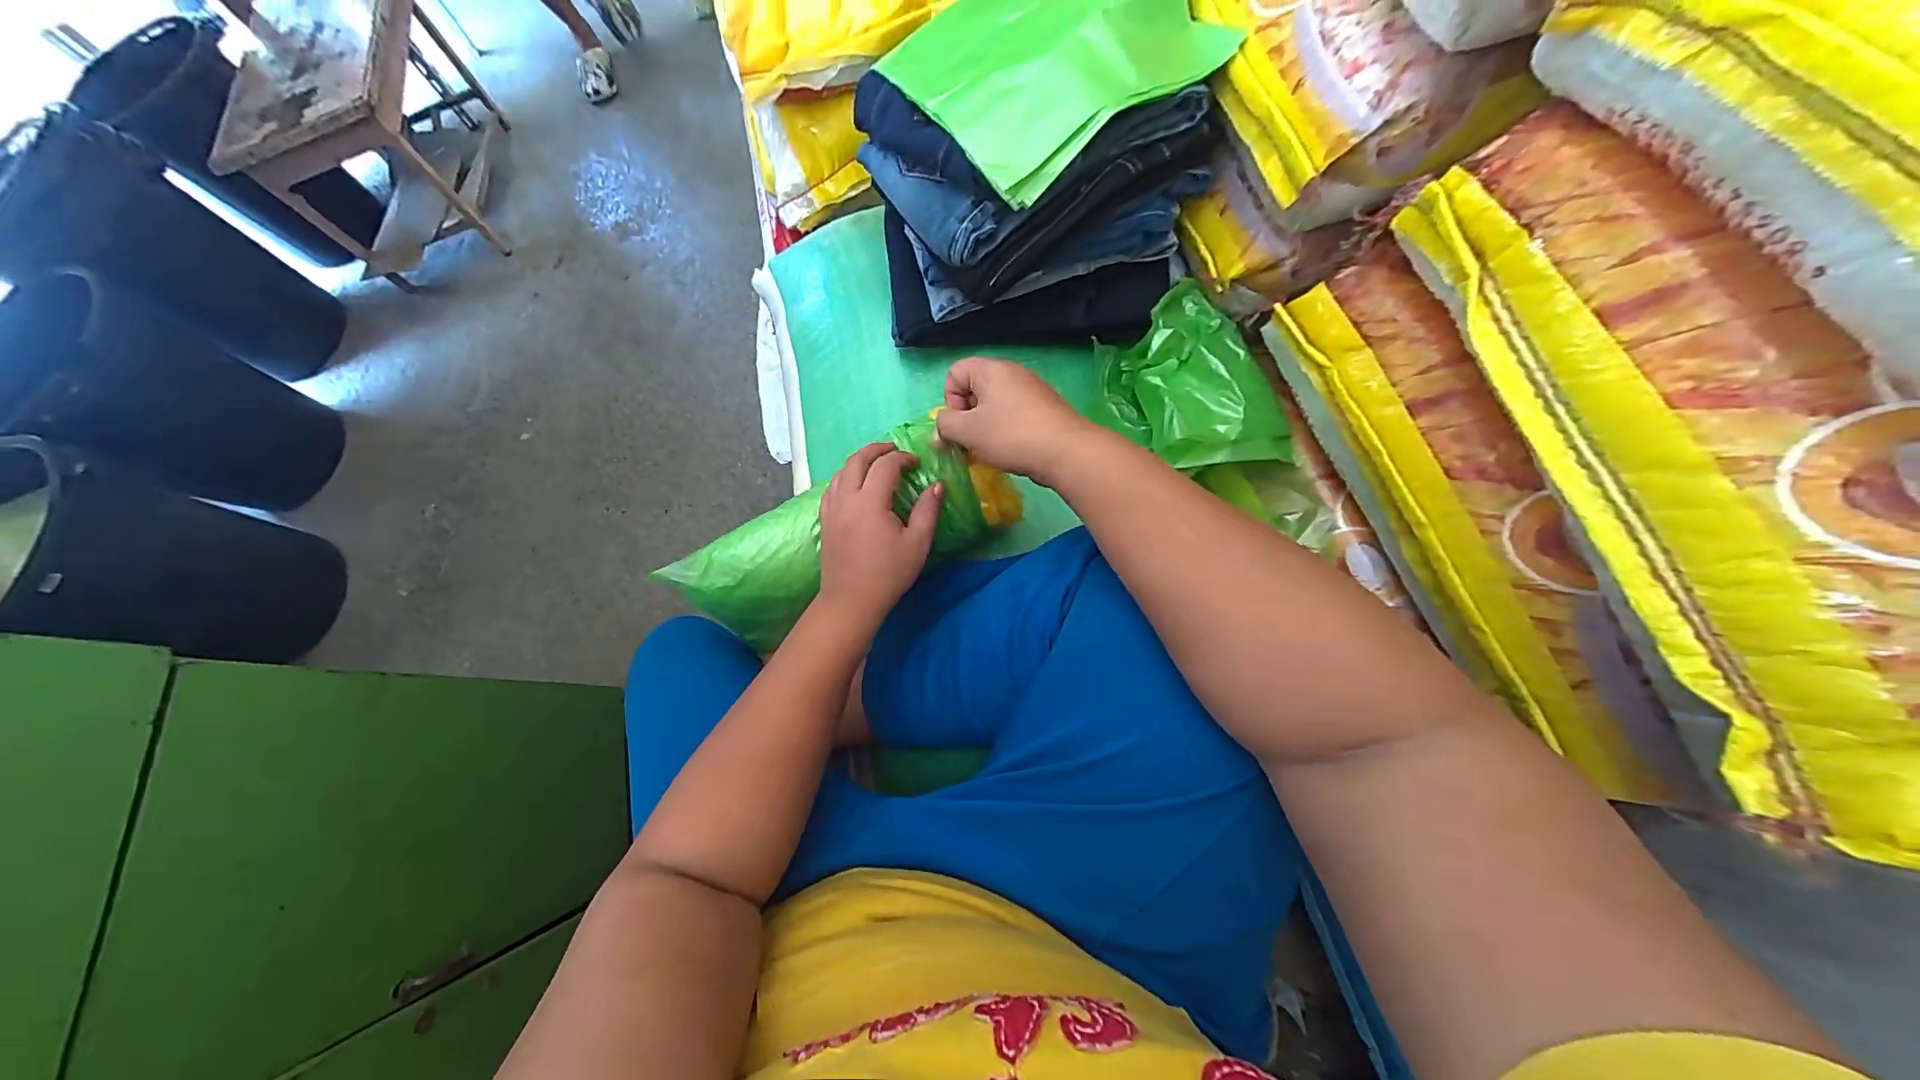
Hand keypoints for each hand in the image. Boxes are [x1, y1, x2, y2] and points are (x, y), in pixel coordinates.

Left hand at [816, 442, 942, 625]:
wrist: (850, 600)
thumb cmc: (888, 574)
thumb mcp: (917, 543)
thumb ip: (928, 510)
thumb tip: (937, 485)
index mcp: (870, 501)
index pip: (885, 465)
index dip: (902, 458)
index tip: (916, 463)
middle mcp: (847, 498)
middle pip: (857, 460)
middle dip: (876, 450)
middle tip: (894, 451)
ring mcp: (831, 508)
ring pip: (840, 472)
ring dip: (859, 462)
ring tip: (875, 464)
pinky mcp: (825, 520)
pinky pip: (831, 488)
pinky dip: (844, 478)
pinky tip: (854, 486)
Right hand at [935, 356, 1105, 485]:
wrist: (1066, 451)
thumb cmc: (1010, 435)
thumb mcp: (967, 431)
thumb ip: (945, 425)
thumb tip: (941, 428)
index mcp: (990, 369)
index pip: (954, 373)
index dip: (949, 400)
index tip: (958, 425)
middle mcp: (1012, 372)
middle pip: (974, 389)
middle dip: (966, 417)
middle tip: (969, 443)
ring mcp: (1031, 390)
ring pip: (994, 405)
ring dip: (984, 428)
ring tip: (989, 451)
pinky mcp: (1044, 409)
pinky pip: (1014, 415)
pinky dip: (1005, 431)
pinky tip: (1010, 451)